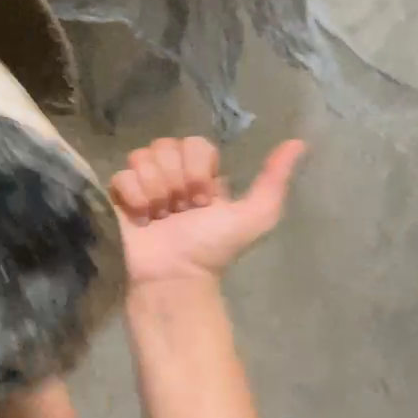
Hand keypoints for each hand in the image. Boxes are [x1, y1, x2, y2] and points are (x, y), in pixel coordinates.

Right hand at [109, 138, 305, 286]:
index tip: (203, 200)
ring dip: (154, 191)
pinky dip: (134, 198)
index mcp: (202, 172)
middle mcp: (171, 172)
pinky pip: (121, 176)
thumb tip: (298, 142)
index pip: (194, 144)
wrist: (174, 274)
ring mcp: (143, 182)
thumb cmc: (213, 248)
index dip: (197, 169)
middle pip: (164, 146)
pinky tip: (142, 218)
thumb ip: (274, 179)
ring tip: (160, 216)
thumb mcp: (254, 216)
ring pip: (141, 157)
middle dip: (174, 181)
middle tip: (181, 210)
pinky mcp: (118, 194)